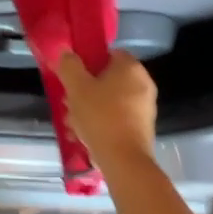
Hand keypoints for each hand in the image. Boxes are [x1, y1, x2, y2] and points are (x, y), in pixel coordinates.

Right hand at [57, 50, 157, 175]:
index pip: (108, 53)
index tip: (72, 77)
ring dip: (90, 109)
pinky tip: (85, 137)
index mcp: (130, 67)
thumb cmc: (100, 117)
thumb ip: (69, 67)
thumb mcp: (77, 88)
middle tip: (68, 103)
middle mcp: (143, 83)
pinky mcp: (142, 128)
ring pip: (111, 101)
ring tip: (72, 124)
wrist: (124, 159)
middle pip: (108, 80)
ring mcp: (145, 107)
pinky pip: (118, 118)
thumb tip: (67, 54)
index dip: (88, 62)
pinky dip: (102, 123)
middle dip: (85, 91)